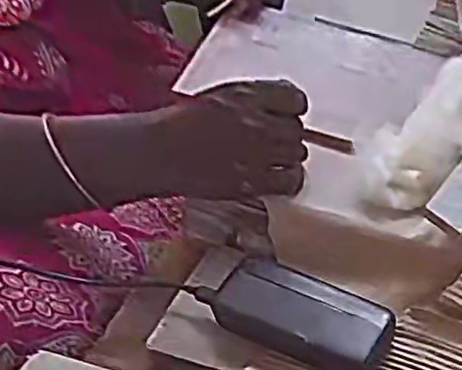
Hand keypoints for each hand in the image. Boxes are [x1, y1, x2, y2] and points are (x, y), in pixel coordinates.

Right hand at [144, 81, 308, 198]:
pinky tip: (279, 180)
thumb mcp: (217, 98)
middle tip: (277, 145)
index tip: (287, 117)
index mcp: (245, 95)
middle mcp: (256, 122)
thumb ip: (248, 101)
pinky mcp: (256, 180)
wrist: (163, 151)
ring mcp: (258, 152)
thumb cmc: (182, 124)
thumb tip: (276, 110)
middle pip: (297, 130)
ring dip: (290, 159)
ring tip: (276, 162)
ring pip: (297, 154)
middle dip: (290, 137)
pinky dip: (290, 181)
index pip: (294, 98)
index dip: (294, 110)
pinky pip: (291, 181)